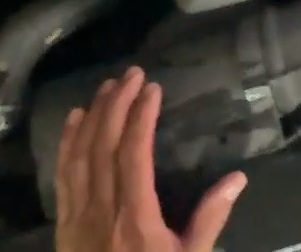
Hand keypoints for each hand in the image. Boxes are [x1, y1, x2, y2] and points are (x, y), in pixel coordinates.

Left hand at [55, 67, 246, 251]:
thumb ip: (209, 220)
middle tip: (132, 72)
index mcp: (134, 218)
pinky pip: (62, 177)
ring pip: (80, 155)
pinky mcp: (64, 228)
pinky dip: (67, 143)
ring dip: (93, 116)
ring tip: (106, 86)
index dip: (141, 116)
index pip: (133, 153)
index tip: (152, 87)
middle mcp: (101, 212)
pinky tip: (74, 120)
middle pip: (104, 146)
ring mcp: (77, 219)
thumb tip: (237, 178)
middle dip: (117, 104)